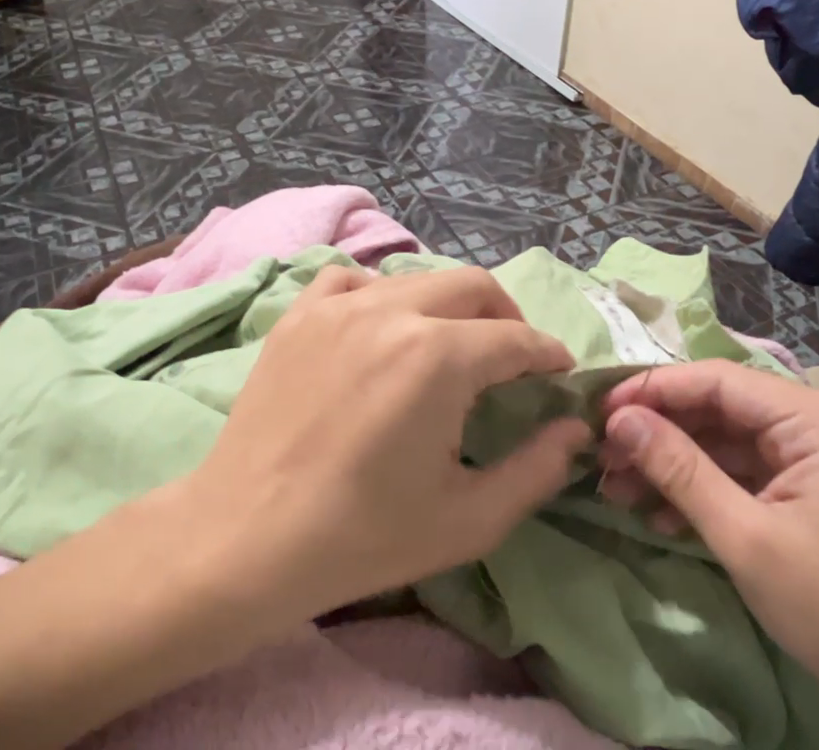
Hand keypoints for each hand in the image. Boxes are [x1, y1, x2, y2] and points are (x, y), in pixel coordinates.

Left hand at [180, 264, 590, 615]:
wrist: (245, 540)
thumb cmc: (363, 537)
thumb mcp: (469, 519)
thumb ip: (536, 469)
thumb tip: (573, 429)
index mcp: (439, 357)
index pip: (517, 337)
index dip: (549, 356)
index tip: (559, 378)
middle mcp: (392, 312)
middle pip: (473, 286)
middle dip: (508, 316)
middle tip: (514, 361)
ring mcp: (336, 307)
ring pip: (415, 278)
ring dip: (449, 305)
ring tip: (451, 346)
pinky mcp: (297, 317)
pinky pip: (351, 280)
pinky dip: (380, 295)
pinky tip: (380, 329)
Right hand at [598, 361, 818, 749]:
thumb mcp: (746, 537)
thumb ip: (679, 469)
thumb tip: (619, 420)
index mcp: (817, 419)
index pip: (719, 380)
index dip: (654, 390)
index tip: (598, 413)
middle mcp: (818, 425)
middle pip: (719, 409)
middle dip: (658, 433)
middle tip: (602, 459)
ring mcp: (814, 460)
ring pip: (725, 443)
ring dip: (672, 465)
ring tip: (617, 490)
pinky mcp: (807, 493)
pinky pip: (742, 474)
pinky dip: (700, 491)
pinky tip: (659, 516)